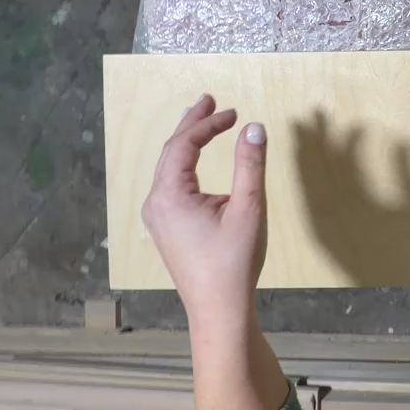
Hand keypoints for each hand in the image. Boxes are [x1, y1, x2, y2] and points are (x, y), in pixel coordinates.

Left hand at [141, 95, 268, 328]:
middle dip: (192, 124)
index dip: (209, 124)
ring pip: (169, 167)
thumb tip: (253, 127)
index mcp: (170, 195)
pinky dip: (185, 162)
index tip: (235, 113)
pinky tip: (196, 159)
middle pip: (171, 151)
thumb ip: (250, 164)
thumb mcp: (248, 208)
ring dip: (187, 141)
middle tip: (210, 99)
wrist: (219, 310)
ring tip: (203, 120)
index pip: (184, 145)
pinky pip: (171, 183)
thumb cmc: (234, 261)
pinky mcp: (166, 227)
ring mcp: (158, 217)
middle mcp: (156, 202)